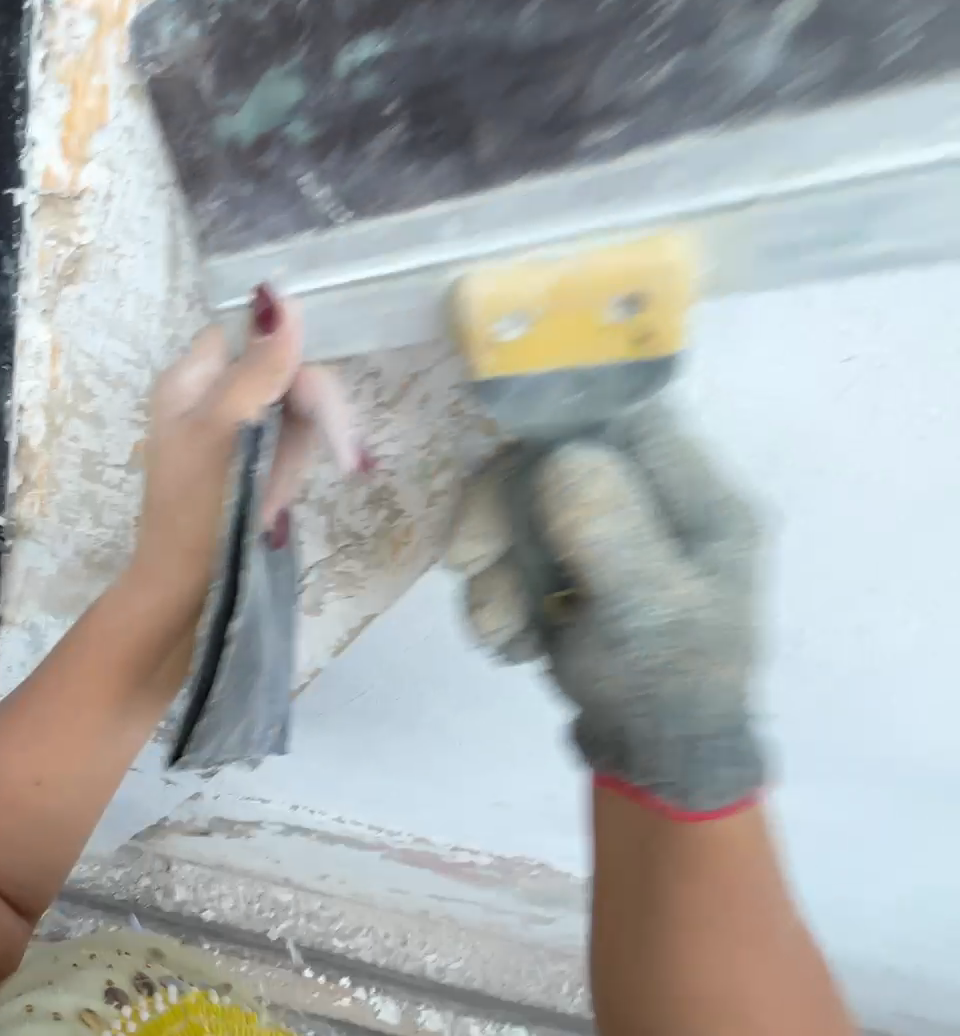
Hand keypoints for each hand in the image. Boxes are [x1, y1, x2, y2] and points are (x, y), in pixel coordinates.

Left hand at [129, 287, 330, 606]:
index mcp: (189, 380)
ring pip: (293, 410)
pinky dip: (290, 471)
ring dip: (300, 452)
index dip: (288, 356)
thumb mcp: (223, 432)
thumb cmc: (195, 508)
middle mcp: (208, 396)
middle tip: (345, 458)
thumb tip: (280, 297)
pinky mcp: (249, 459)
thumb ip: (255, 368)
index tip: (317, 396)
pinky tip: (274, 504)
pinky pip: (288, 444)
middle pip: (281, 372)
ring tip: (276, 499)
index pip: (250, 335)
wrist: (185, 586)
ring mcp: (231, 428)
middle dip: (311, 415)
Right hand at [447, 403, 765, 814]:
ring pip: (513, 512)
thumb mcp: (647, 611)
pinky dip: (492, 595)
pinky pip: (502, 552)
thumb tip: (562, 454)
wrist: (649, 748)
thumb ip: (611, 531)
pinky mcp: (560, 560)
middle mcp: (646, 501)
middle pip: (546, 462)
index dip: (556, 415)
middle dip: (498, 515)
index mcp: (695, 499)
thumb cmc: (666, 681)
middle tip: (467, 564)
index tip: (495, 442)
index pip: (624, 414)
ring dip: (491, 573)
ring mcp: (598, 531)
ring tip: (501, 634)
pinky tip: (510, 640)